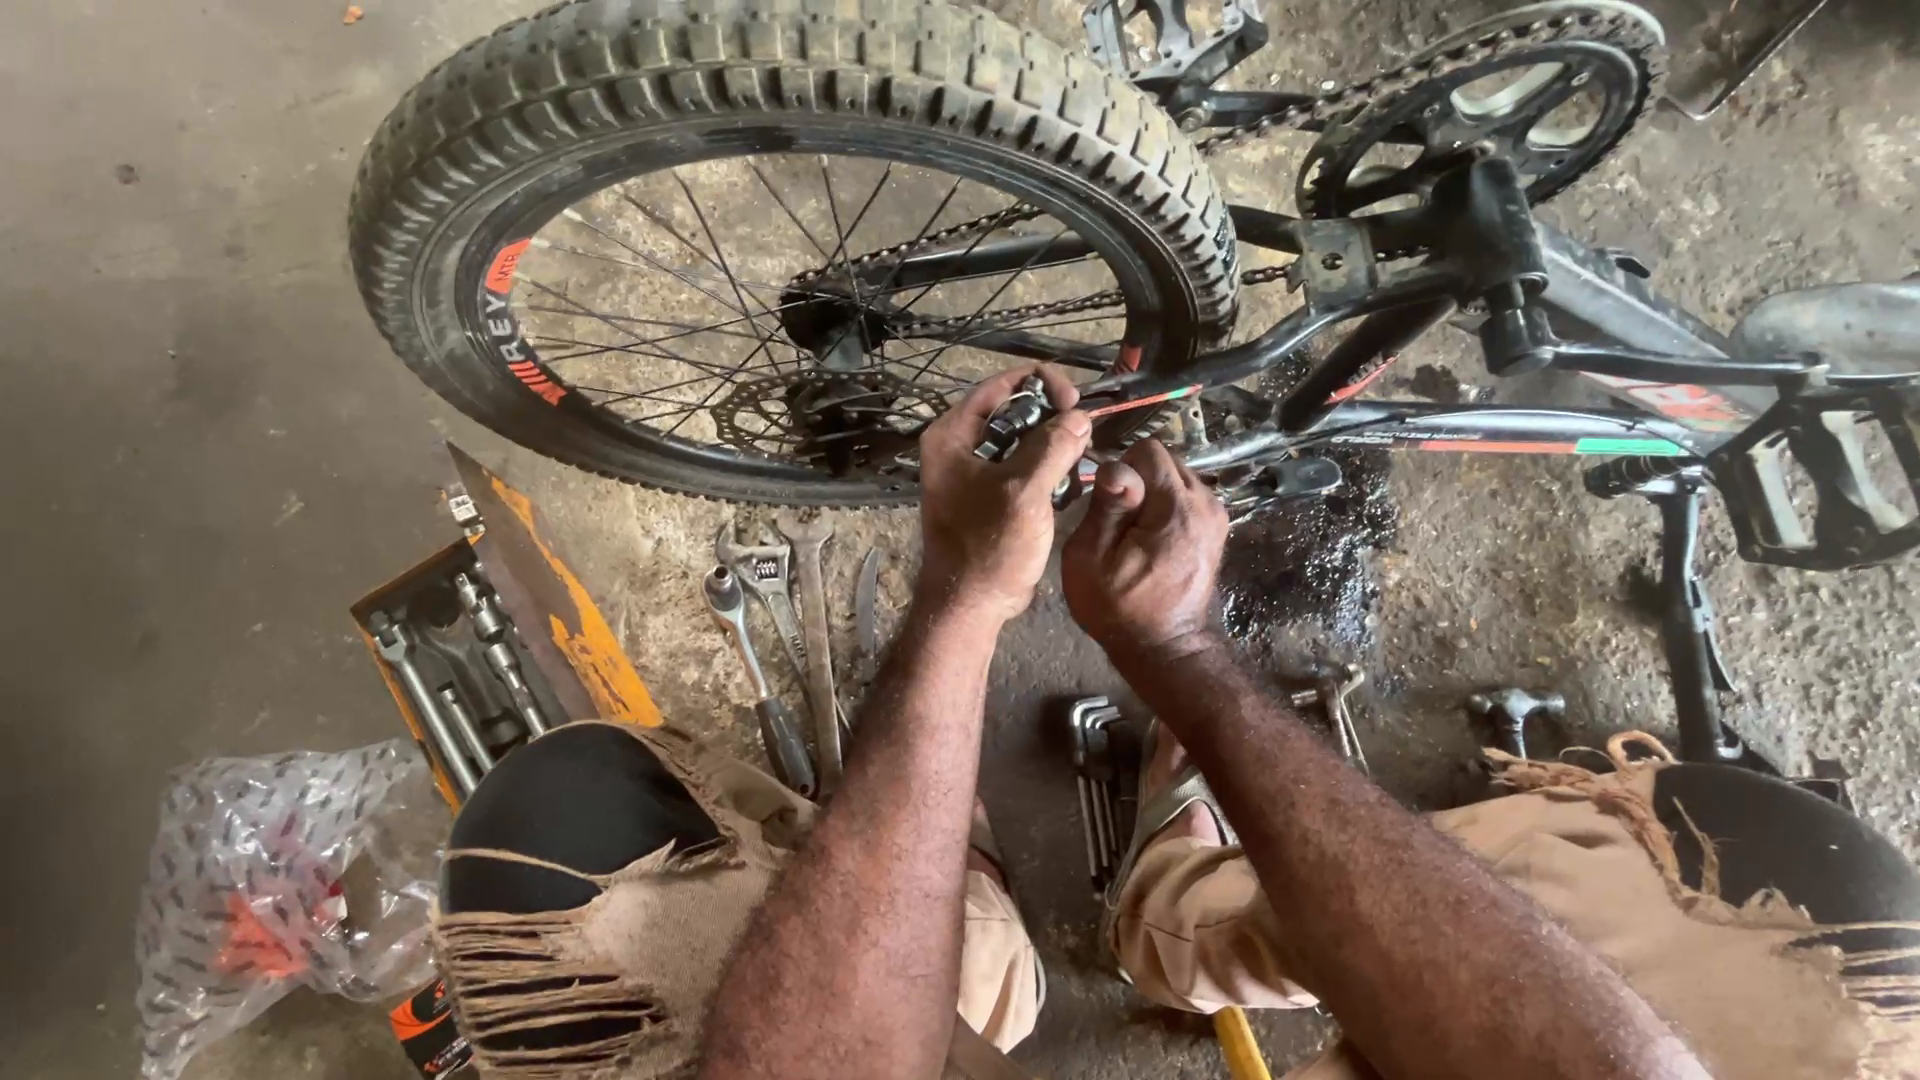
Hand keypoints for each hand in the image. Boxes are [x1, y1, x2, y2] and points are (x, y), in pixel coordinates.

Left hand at [916, 366, 1091, 624]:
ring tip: (1078, 462)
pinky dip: (1049, 470)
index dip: (1042, 384)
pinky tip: (1067, 485)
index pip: (1001, 385)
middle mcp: (959, 446)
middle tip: (1083, 436)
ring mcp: (975, 471)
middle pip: (1015, 410)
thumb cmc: (988, 546)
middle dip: (1053, 418)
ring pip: (1024, 440)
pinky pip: (1026, 467)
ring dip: (1055, 446)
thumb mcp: (1024, 492)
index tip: (1075, 403)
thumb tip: (1081, 416)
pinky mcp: (993, 494)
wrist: (970, 603)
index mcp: (953, 435)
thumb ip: (1053, 447)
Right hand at [1062, 438, 1229, 662]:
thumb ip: (1106, 507)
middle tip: (1119, 522)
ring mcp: (1216, 515)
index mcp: (1176, 508)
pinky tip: (1150, 539)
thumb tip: (1115, 466)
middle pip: (1166, 460)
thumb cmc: (1118, 608)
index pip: (1149, 450)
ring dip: (1151, 494)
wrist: (1163, 647)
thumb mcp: (1091, 559)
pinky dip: (1165, 507)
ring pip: (1176, 476)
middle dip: (1138, 480)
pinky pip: (1185, 496)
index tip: (1108, 505)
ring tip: (1134, 533)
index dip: (1121, 470)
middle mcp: (1206, 503)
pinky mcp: (1216, 528)